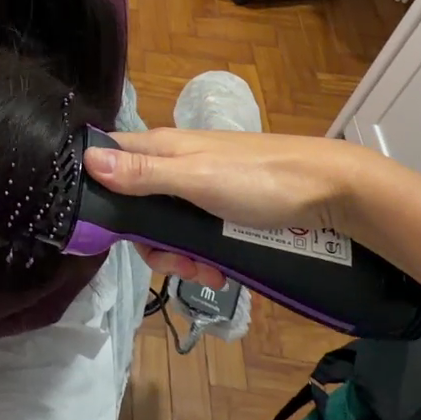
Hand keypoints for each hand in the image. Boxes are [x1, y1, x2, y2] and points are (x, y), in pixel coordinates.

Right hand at [83, 128, 376, 289]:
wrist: (334, 191)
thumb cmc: (260, 181)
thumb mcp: (196, 179)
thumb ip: (143, 174)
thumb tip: (86, 159)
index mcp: (160, 146)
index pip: (107, 159)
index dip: (96, 190)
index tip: (105, 229)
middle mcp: (173, 162)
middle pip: (133, 202)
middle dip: (147, 239)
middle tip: (173, 262)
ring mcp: (199, 185)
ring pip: (164, 223)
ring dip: (177, 253)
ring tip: (207, 273)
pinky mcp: (222, 207)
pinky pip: (194, 232)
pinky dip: (201, 254)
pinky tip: (220, 270)